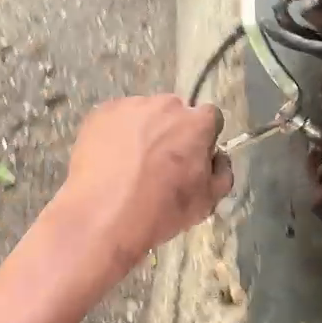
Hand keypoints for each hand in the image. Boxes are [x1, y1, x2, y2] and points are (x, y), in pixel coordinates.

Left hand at [54, 94, 232, 275]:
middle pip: (174, 113)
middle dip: (171, 133)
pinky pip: (115, 120)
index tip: (191, 159)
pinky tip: (109, 162)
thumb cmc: (161, 211)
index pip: (209, 118)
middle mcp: (165, 105)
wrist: (103, 217)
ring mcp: (130, 106)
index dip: (202, 139)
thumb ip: (222, 174)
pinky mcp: (100, 114)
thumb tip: (217, 158)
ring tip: (129, 165)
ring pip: (143, 115)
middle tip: (159, 164)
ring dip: (142, 132)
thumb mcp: (206, 202)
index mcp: (196, 124)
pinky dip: (115, 135)